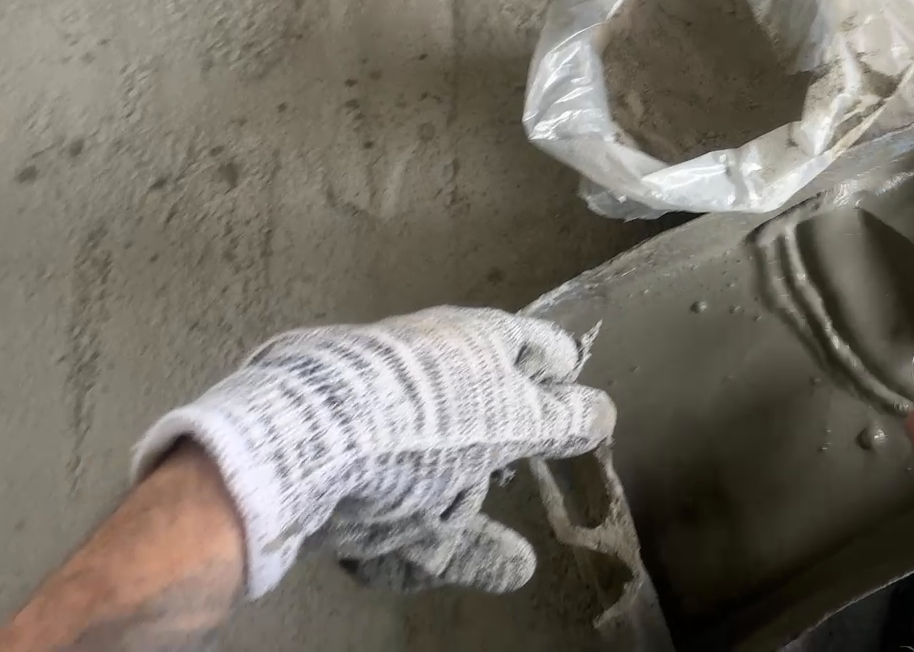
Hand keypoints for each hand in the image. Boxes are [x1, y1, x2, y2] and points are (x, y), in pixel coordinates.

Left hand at [133, 307, 613, 598]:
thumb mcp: (514, 417)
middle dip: (508, 449)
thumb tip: (606, 412)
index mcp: (479, 340)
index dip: (564, 373)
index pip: (540, 345)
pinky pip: (406, 508)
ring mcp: (389, 419)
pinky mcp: (351, 468)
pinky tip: (492, 572)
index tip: (580, 408)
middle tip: (522, 477)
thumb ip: (563, 420)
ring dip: (470, 507)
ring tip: (508, 559)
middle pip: (488, 410)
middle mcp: (435, 372)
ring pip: (444, 466)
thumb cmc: (433, 413)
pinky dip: (439, 542)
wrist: (307, 444)